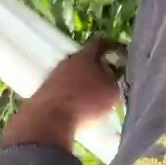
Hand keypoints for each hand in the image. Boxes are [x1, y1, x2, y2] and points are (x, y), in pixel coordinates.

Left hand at [0, 37, 124, 151]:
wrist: (48, 121)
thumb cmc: (86, 101)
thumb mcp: (112, 91)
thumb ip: (115, 80)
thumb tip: (113, 76)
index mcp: (85, 56)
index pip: (100, 43)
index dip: (112, 47)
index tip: (121, 54)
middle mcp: (67, 61)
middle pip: (85, 60)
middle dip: (97, 67)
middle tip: (109, 78)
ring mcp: (53, 76)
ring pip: (73, 74)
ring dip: (83, 82)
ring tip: (95, 96)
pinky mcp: (43, 93)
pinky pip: (63, 89)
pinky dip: (72, 95)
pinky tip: (79, 107)